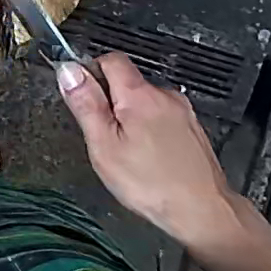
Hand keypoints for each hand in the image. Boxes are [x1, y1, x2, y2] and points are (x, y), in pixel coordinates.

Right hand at [57, 53, 240, 246]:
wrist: (202, 211)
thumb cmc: (151, 184)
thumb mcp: (103, 145)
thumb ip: (85, 104)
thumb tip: (68, 71)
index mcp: (139, 96)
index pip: (110, 59)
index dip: (89, 72)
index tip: (81, 95)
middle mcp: (164, 96)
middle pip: (125, 80)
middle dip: (107, 100)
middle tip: (101, 135)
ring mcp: (181, 111)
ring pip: (141, 100)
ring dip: (127, 116)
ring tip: (124, 150)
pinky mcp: (190, 128)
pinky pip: (158, 115)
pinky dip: (145, 128)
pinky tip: (144, 156)